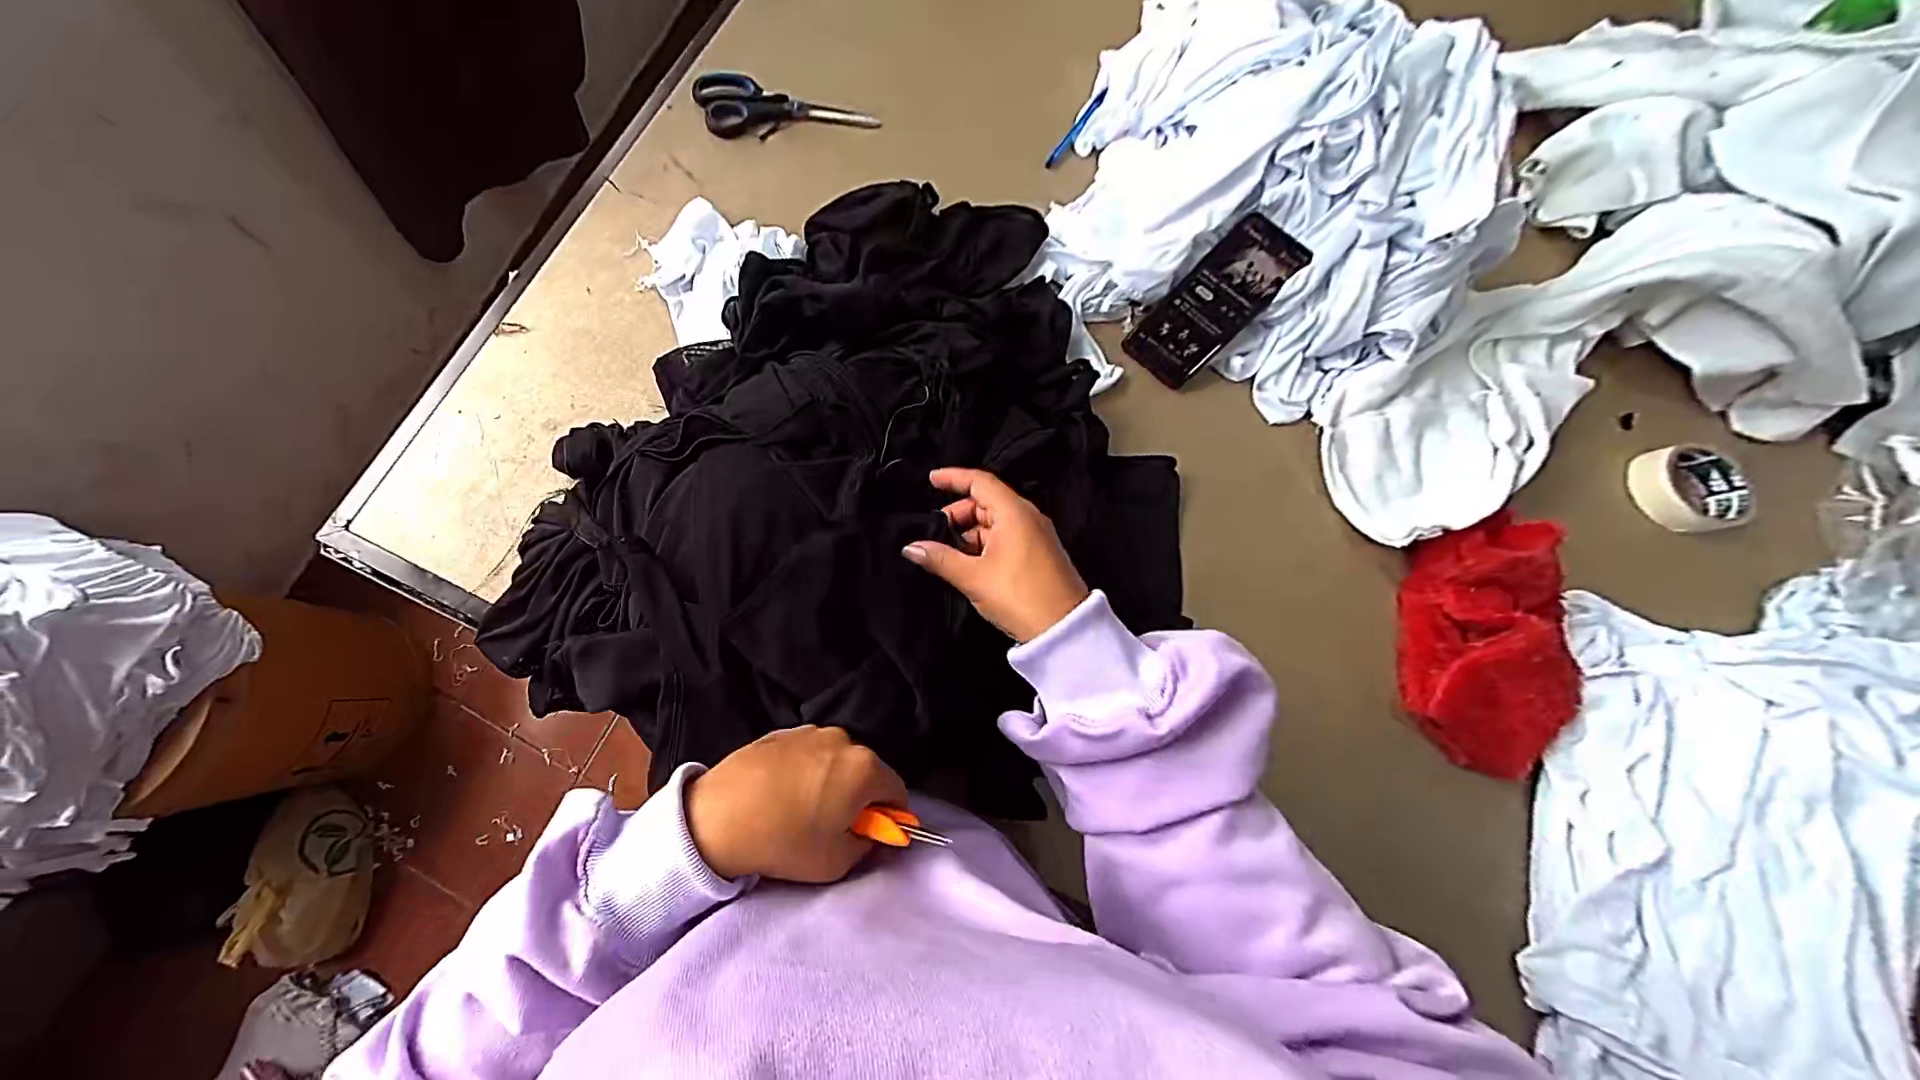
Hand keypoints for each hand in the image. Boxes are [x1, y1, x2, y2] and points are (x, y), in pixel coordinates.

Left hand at [684, 726, 908, 882]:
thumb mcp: (835, 862)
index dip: (890, 816)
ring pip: (836, 760)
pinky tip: (780, 794)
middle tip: (833, 826)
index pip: (897, 790)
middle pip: (866, 771)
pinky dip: (804, 770)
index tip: (872, 833)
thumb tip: (873, 835)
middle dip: (859, 796)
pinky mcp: (782, 732)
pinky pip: (807, 754)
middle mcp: (844, 740)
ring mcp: (811, 731)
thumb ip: (866, 846)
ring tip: (801, 809)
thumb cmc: (784, 841)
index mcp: (865, 768)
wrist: (716, 817)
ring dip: (832, 780)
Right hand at [901, 467, 1090, 642]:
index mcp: (1014, 512)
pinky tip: (970, 563)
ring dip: (970, 533)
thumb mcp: (973, 577)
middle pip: (986, 501)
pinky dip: (985, 543)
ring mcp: (1035, 535)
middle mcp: (1028, 517)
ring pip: (995, 521)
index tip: (932, 480)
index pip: (980, 481)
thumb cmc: (1021, 597)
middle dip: (958, 513)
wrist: (1064, 628)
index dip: (953, 478)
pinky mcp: (1038, 553)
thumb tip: (912, 548)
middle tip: (936, 532)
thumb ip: (940, 558)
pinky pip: (1007, 536)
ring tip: (949, 554)